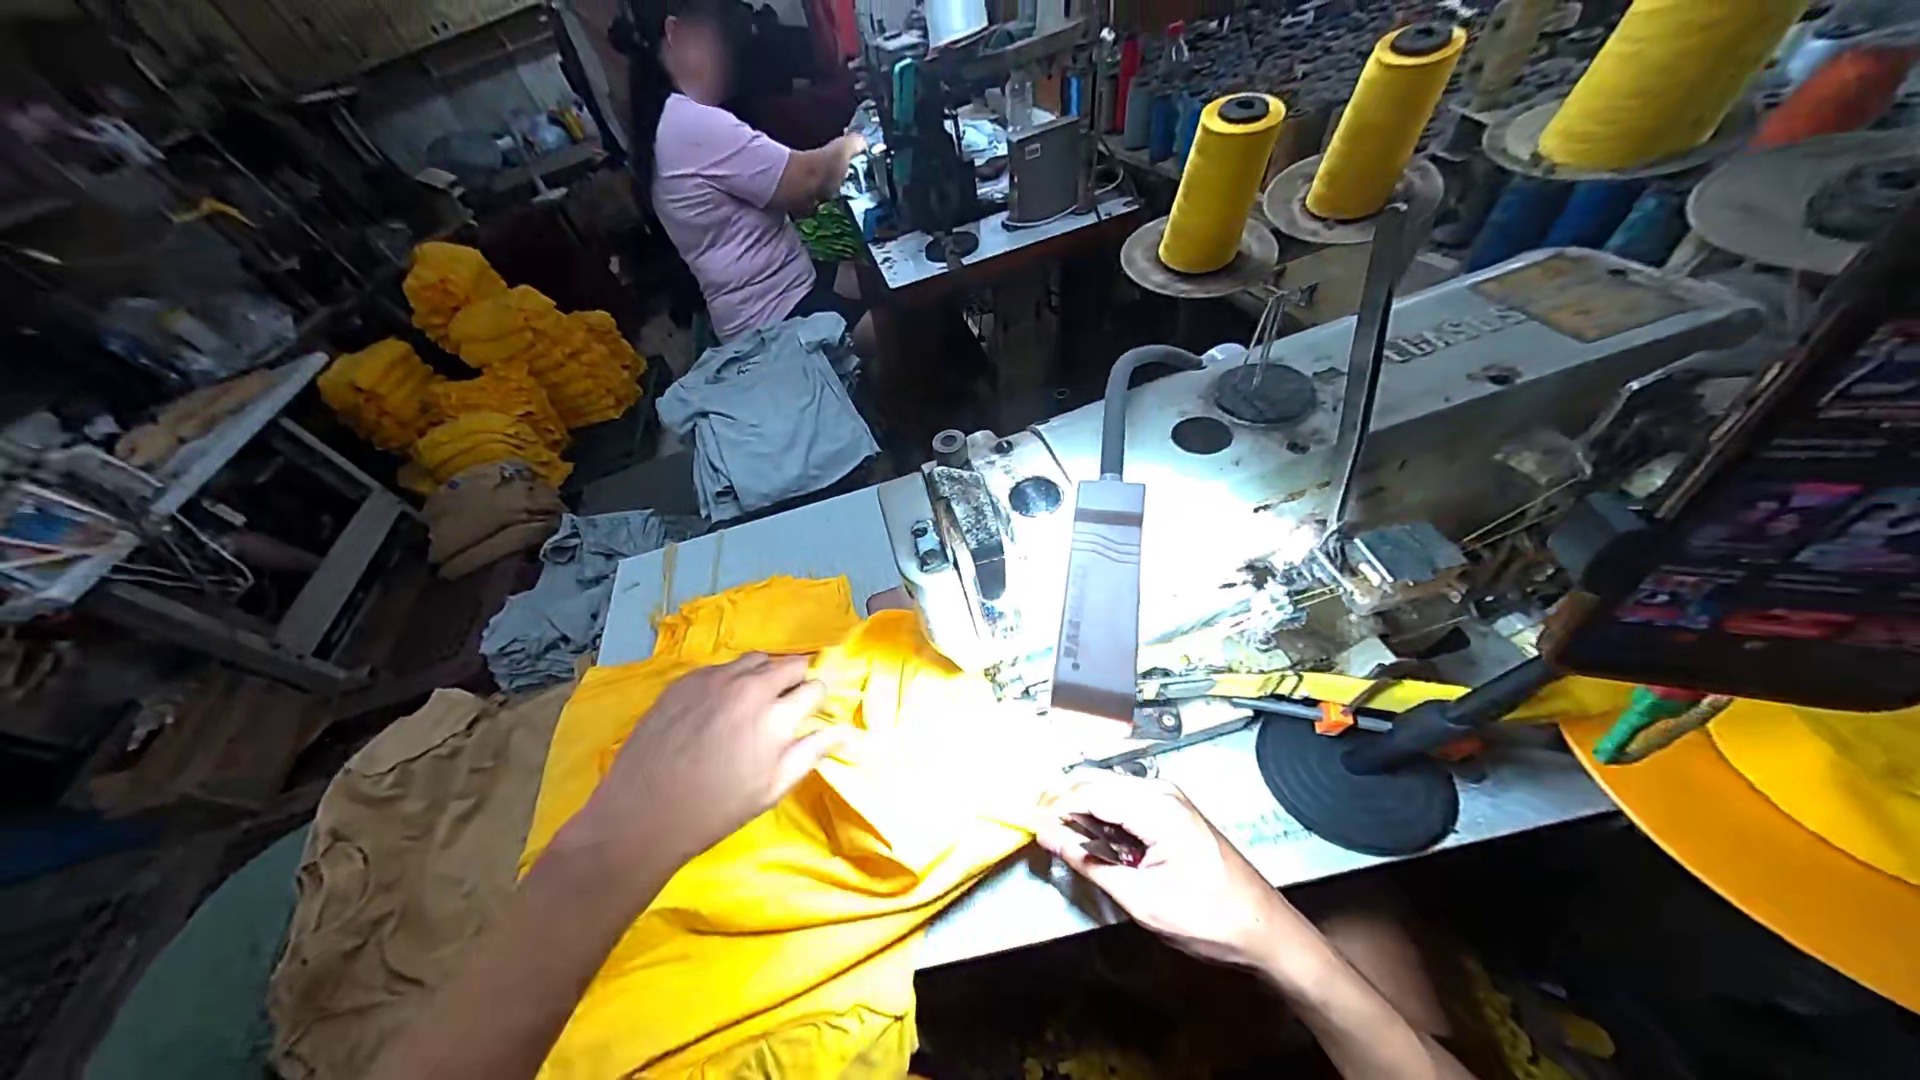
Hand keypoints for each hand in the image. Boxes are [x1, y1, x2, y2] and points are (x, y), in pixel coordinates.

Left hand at [561, 654, 837, 891]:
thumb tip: (842, 730)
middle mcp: (749, 687)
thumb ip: (811, 753)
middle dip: (796, 679)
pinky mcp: (685, 681)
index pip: (814, 687)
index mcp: (776, 716)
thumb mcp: (773, 788)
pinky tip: (721, 703)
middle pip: (789, 663)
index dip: (816, 698)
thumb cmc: (716, 809)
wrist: (642, 815)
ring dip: (765, 672)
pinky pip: (722, 667)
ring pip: (756, 659)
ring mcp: (714, 680)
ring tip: (756, 698)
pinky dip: (732, 678)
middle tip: (786, 702)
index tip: (808, 712)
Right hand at [1035, 772, 1309, 968]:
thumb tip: (1049, 836)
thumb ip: (1089, 861)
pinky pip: (1125, 801)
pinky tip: (1097, 841)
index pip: (1089, 792)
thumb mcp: (1141, 898)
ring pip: (1108, 789)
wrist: (1265, 931)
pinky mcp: (1171, 809)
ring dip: (1083, 810)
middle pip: (1096, 782)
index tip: (1030, 824)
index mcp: (1156, 806)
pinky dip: (1103, 816)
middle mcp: (1161, 791)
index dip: (1054, 807)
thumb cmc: (1209, 918)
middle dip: (1064, 803)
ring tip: (1064, 839)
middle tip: (1040, 829)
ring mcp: (1168, 797)